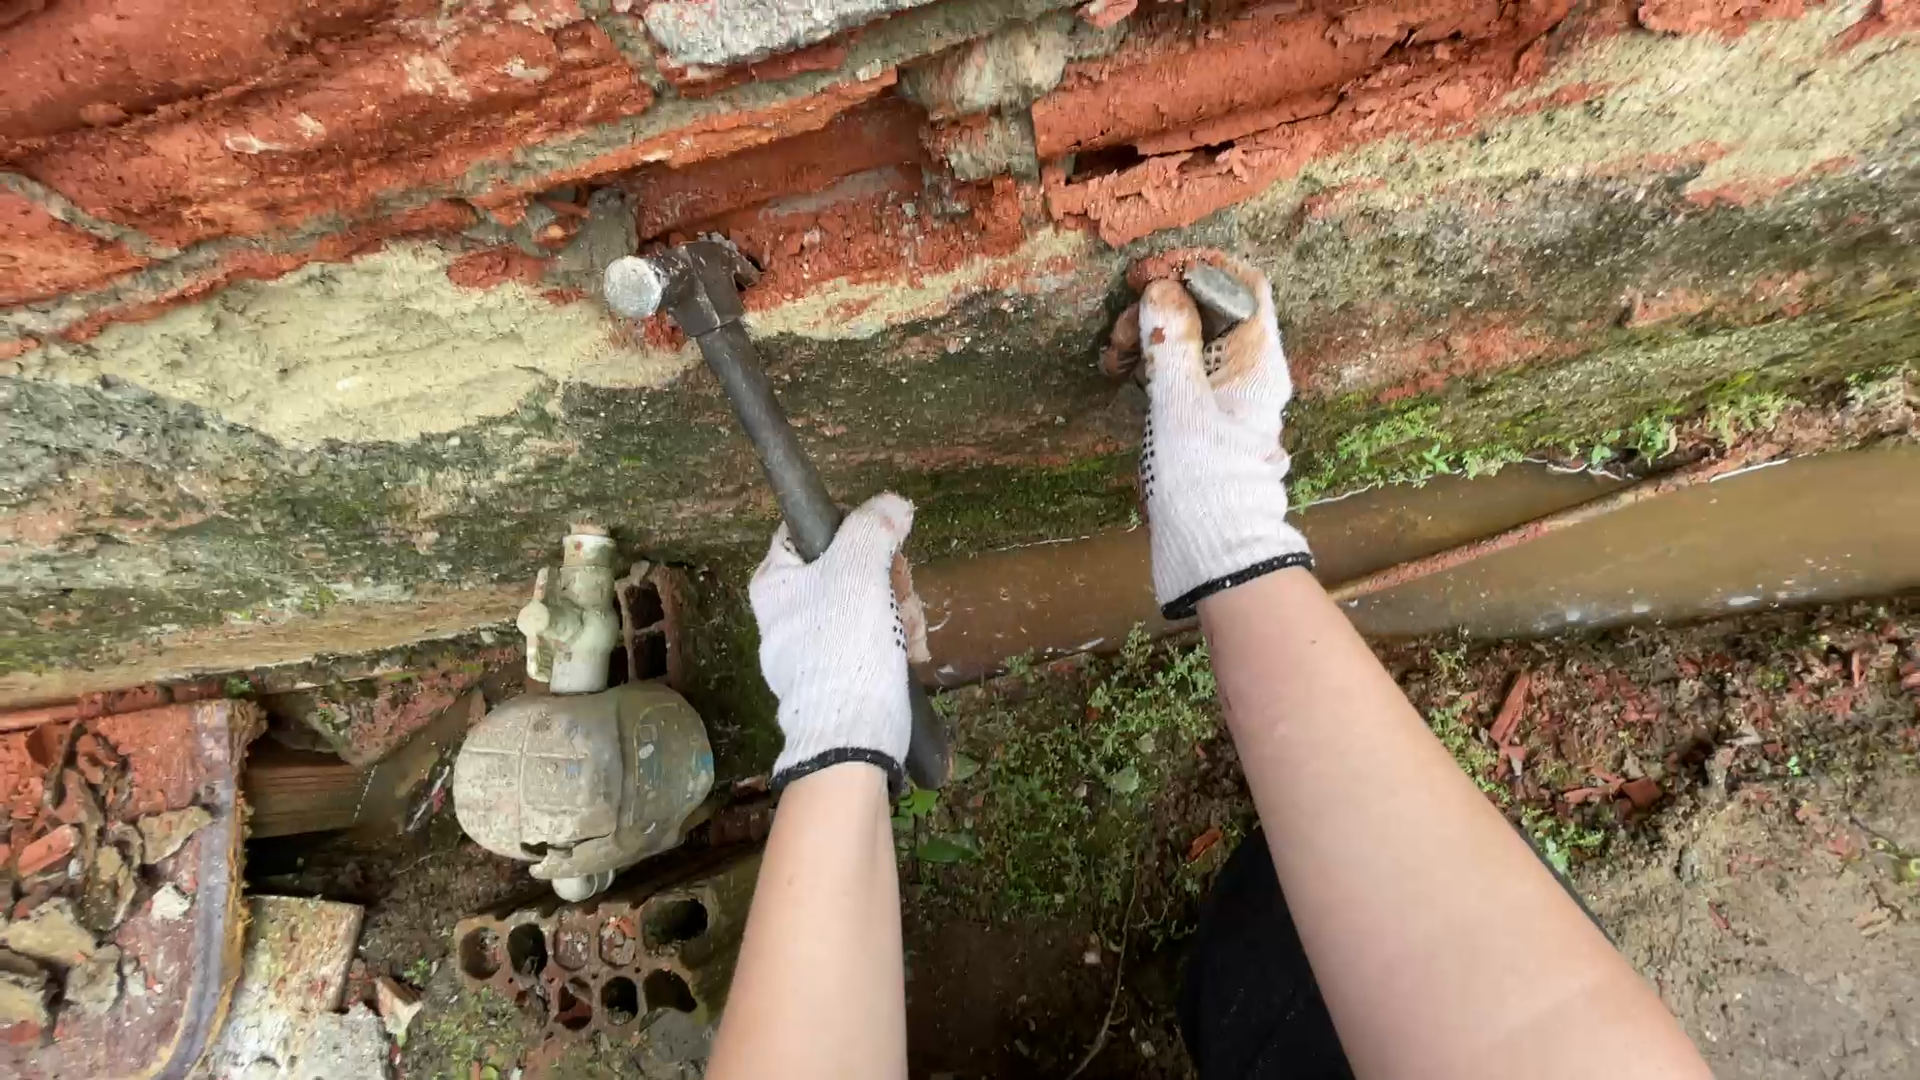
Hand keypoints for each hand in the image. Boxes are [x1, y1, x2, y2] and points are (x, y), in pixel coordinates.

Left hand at [751, 492, 914, 792]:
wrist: (853, 732)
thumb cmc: (845, 644)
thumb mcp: (858, 571)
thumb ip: (873, 528)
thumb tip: (893, 503)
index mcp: (776, 580)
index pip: (812, 529)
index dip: (853, 530)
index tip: (879, 545)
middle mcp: (789, 608)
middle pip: (852, 563)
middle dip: (889, 579)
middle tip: (898, 595)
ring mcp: (814, 642)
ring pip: (870, 599)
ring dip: (900, 609)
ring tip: (908, 633)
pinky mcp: (840, 669)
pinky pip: (874, 634)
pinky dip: (897, 638)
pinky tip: (911, 652)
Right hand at [1139, 258, 1311, 618]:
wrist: (1210, 547)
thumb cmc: (1203, 478)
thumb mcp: (1180, 406)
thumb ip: (1170, 345)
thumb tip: (1161, 290)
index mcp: (1257, 361)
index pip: (1242, 286)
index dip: (1198, 269)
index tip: (1151, 276)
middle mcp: (1244, 371)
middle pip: (1206, 310)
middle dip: (1160, 307)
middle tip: (1120, 330)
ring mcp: (1220, 394)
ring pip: (1186, 340)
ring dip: (1147, 335)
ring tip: (1111, 356)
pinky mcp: (1198, 417)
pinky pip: (1175, 371)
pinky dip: (1147, 364)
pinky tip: (1118, 372)